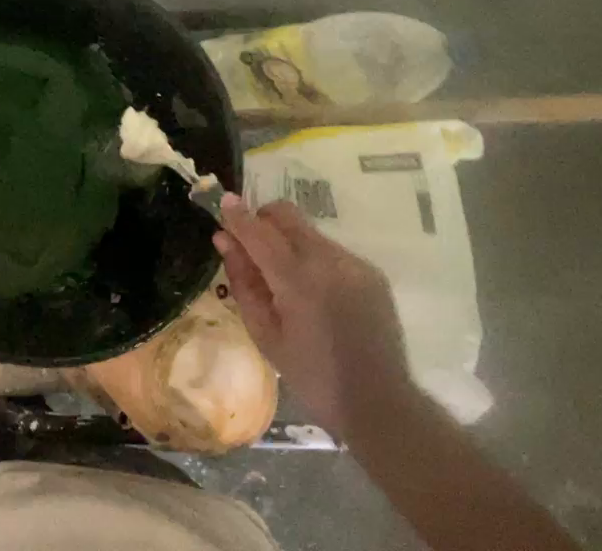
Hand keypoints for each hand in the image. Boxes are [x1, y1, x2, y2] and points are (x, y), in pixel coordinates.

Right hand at [216, 195, 412, 435]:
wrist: (378, 401)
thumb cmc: (311, 375)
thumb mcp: (264, 333)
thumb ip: (243, 281)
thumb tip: (224, 240)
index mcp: (298, 281)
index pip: (259, 233)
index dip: (238, 215)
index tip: (222, 200)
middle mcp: (329, 262)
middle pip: (287, 215)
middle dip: (263, 220)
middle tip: (249, 245)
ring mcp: (354, 264)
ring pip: (307, 231)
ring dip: (286, 241)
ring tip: (283, 278)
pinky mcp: (370, 272)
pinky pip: (330, 250)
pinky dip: (311, 257)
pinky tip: (313, 291)